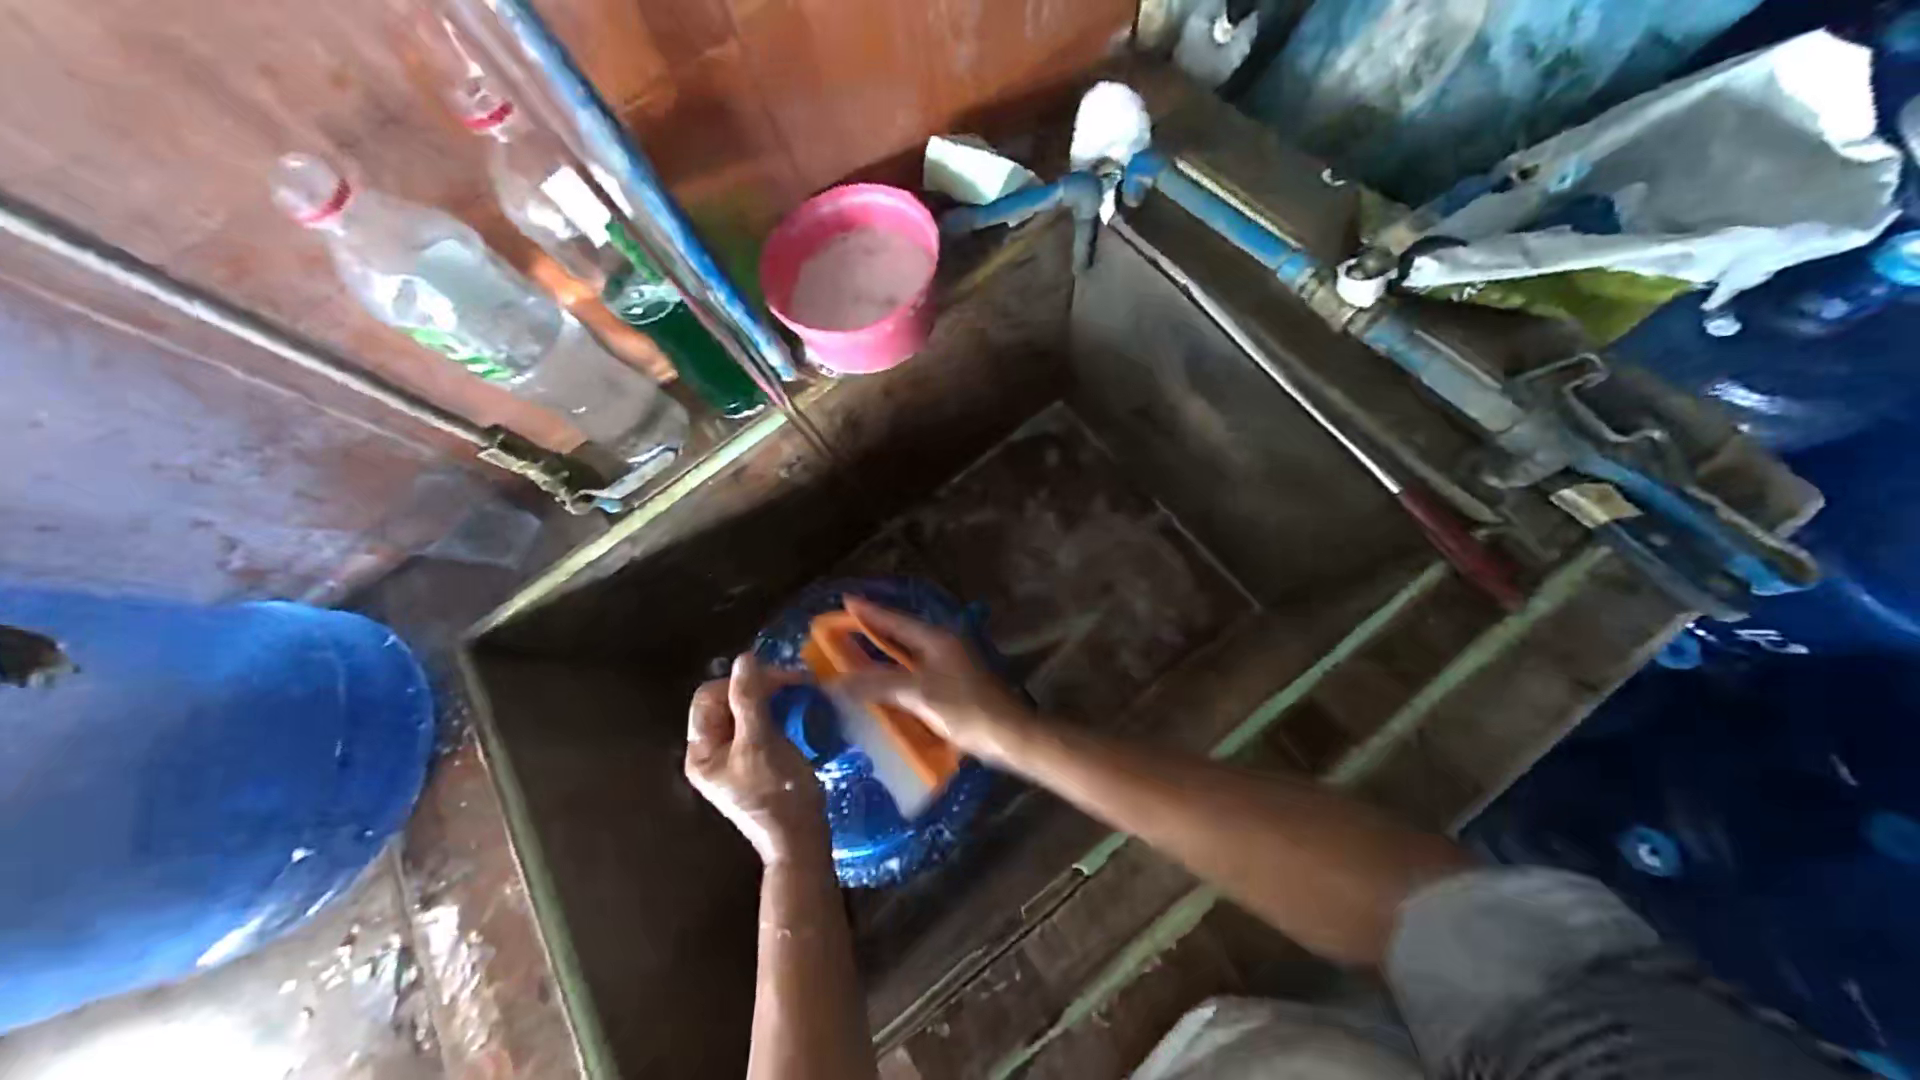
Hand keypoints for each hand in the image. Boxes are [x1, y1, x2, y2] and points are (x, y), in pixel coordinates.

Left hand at [685, 654, 827, 865]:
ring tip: (798, 691)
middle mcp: (712, 753)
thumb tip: (745, 659)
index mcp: (702, 751)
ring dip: (769, 697)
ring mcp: (735, 758)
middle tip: (793, 681)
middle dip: (757, 687)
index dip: (740, 682)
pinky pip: (760, 725)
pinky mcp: (757, 762)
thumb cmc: (777, 794)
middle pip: (726, 703)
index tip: (778, 678)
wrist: (800, 840)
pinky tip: (796, 710)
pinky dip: (776, 712)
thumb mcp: (760, 743)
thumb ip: (749, 700)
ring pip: (745, 712)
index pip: (709, 697)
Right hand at [835, 598, 1043, 767]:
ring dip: (886, 651)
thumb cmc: (967, 710)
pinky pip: (917, 670)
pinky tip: (886, 681)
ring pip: (911, 652)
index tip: (846, 600)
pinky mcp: (954, 684)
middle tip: (846, 625)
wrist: (1010, 735)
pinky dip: (898, 671)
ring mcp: (951, 664)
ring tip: (859, 649)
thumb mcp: (919, 694)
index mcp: (937, 638)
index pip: (896, 620)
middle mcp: (944, 644)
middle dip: (875, 629)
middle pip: (903, 633)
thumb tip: (838, 681)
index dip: (869, 611)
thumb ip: (878, 684)